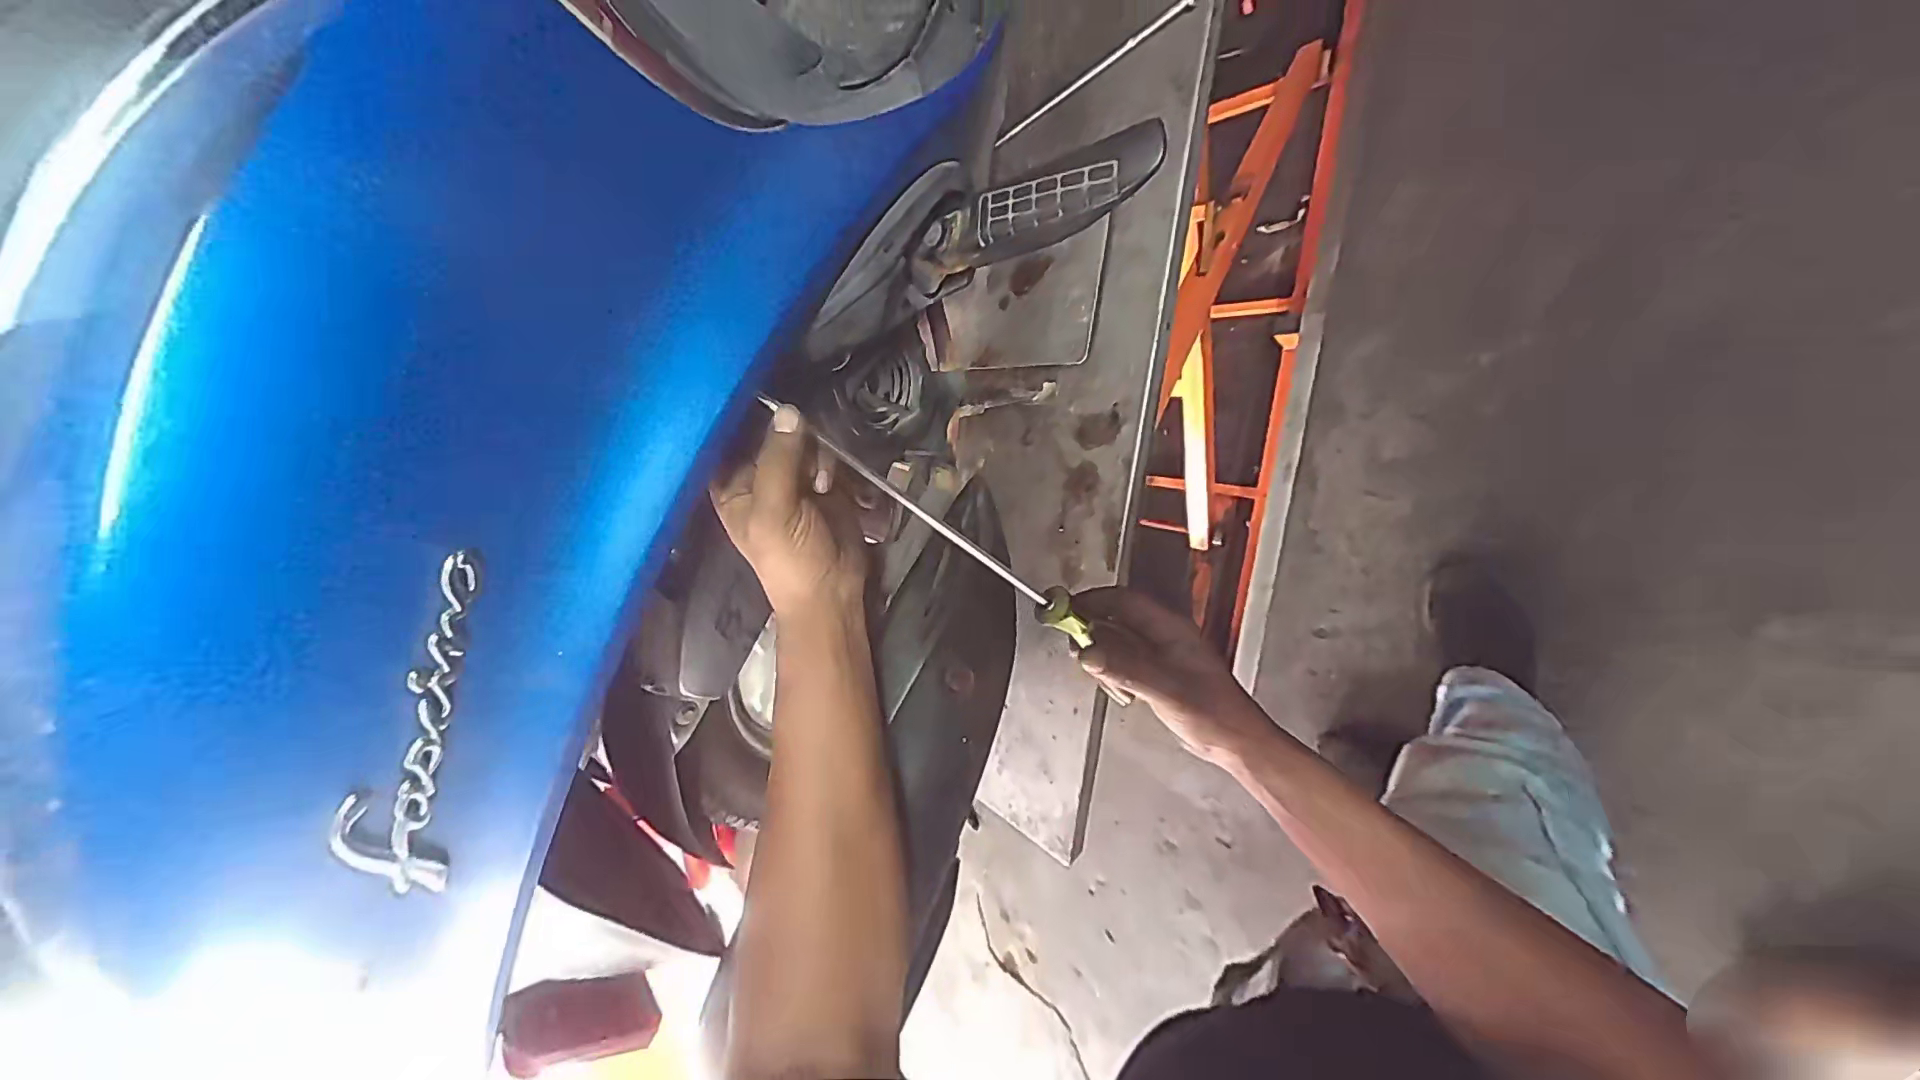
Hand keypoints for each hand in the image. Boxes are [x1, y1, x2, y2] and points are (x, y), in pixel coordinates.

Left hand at [711, 404, 866, 617]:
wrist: (833, 591)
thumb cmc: (789, 559)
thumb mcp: (774, 510)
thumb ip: (778, 459)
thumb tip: (789, 412)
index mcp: (732, 485)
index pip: (732, 438)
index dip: (746, 418)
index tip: (764, 398)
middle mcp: (761, 477)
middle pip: (773, 434)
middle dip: (792, 437)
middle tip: (803, 459)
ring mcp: (795, 478)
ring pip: (804, 441)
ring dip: (818, 454)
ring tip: (823, 483)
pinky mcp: (825, 483)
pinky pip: (829, 456)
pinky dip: (836, 463)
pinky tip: (835, 485)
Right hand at [1072, 587, 1275, 765]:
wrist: (1235, 742)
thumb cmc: (1213, 713)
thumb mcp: (1166, 689)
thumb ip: (1126, 669)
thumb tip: (1088, 653)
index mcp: (1170, 628)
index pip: (1123, 600)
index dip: (1092, 601)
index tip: (1066, 611)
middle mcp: (1162, 636)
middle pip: (1115, 617)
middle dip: (1090, 628)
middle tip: (1073, 646)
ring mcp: (1158, 654)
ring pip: (1116, 640)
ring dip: (1098, 651)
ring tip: (1095, 672)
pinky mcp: (1155, 673)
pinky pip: (1121, 660)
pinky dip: (1108, 668)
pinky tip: (1112, 685)